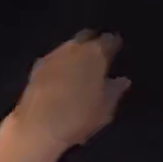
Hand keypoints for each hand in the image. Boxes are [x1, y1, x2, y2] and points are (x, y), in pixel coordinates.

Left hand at [9, 30, 131, 153]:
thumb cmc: (79, 116)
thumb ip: (116, 90)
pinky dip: (60, 63)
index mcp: (96, 53)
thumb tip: (123, 80)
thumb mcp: (105, 109)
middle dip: (94, 41)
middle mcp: (76, 46)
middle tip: (98, 52)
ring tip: (79, 65)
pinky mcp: (39, 64)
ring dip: (76, 52)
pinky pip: (55, 58)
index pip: (109, 40)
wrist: (39, 125)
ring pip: (70, 45)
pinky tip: (60, 75)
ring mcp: (56, 53)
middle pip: (87, 36)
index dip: (114, 43)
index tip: (116, 46)